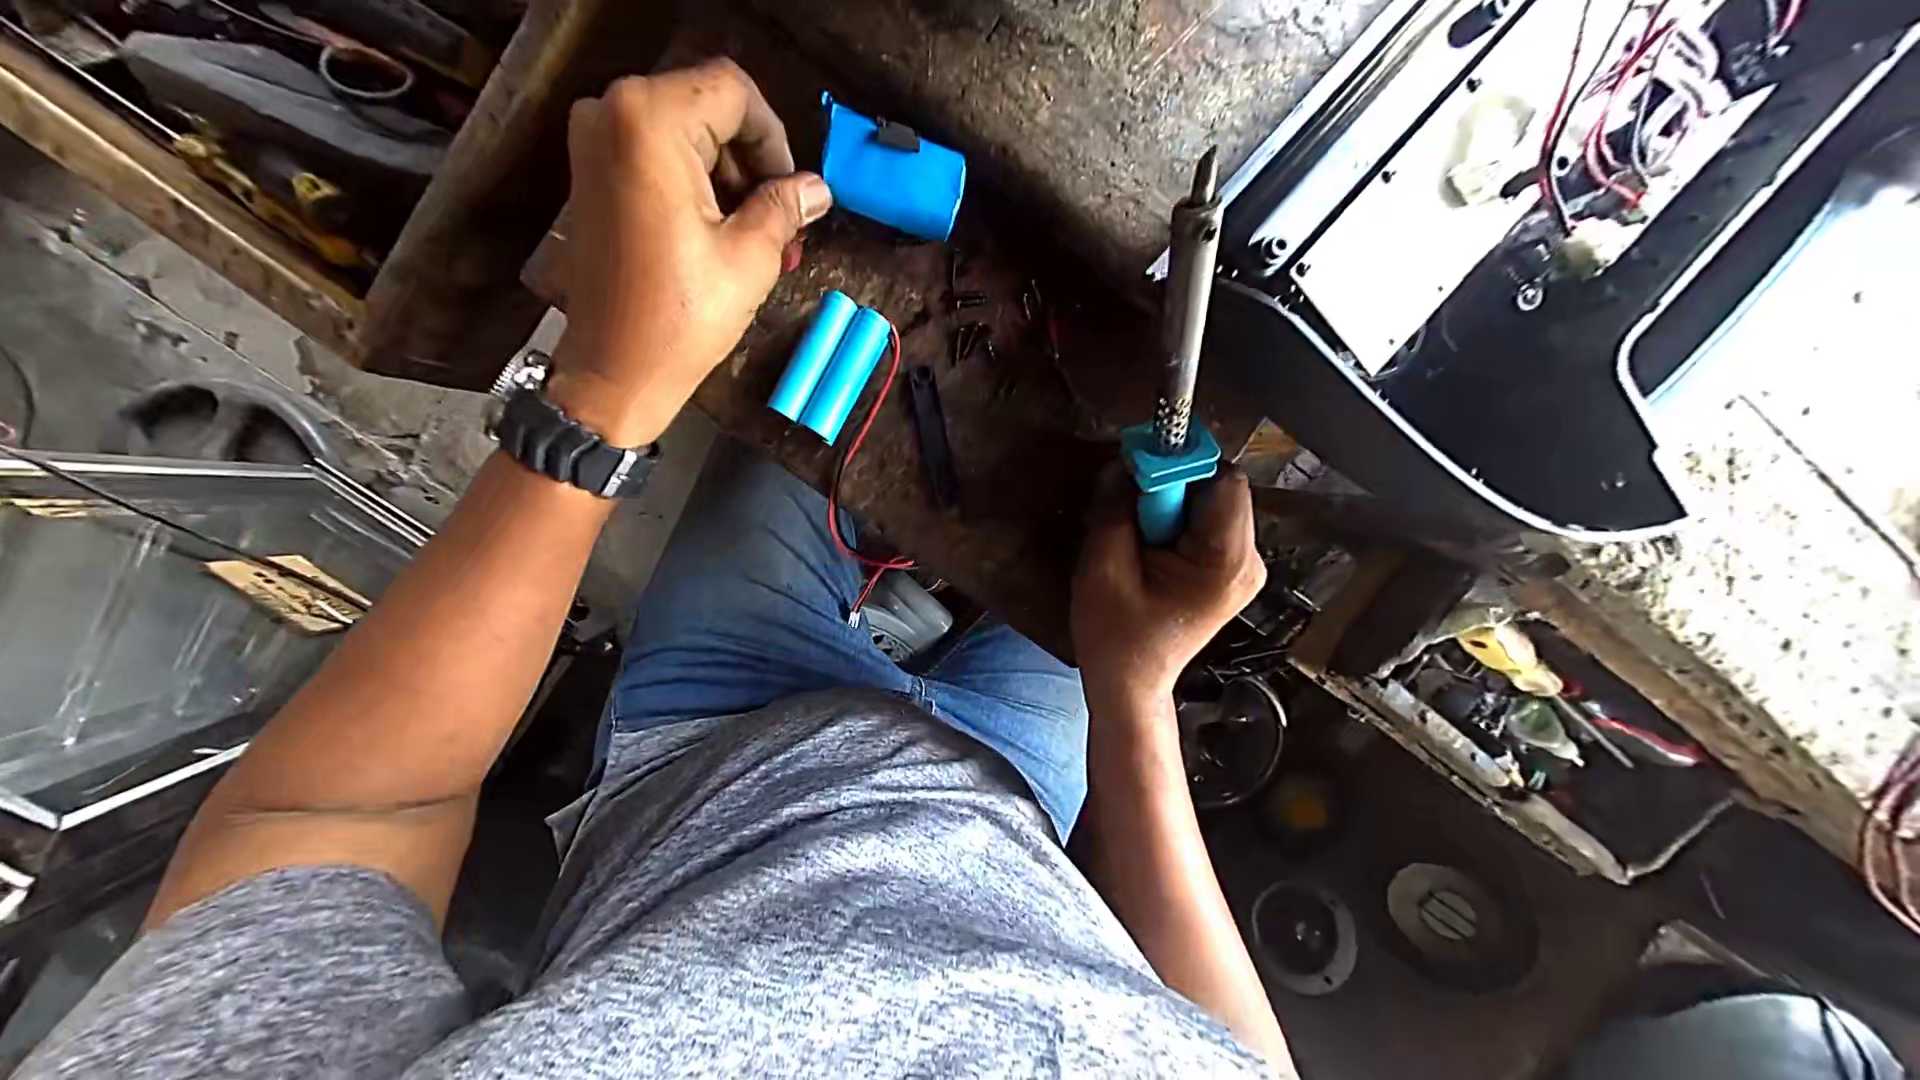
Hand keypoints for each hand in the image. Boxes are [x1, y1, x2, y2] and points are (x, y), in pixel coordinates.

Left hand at [548, 59, 832, 445]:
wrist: (617, 370)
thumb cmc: (683, 317)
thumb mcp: (751, 259)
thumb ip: (785, 208)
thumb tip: (818, 189)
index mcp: (650, 122)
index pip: (733, 91)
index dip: (776, 139)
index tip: (793, 192)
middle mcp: (612, 114)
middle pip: (708, 109)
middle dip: (754, 163)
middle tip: (784, 224)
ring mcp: (595, 144)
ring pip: (686, 135)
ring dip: (731, 180)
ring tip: (761, 240)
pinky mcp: (593, 176)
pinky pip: (659, 159)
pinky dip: (698, 187)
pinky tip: (724, 236)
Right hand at [1071, 464, 1265, 706]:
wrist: (1129, 684)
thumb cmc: (1115, 637)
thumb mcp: (1102, 568)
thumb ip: (1114, 508)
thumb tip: (1122, 462)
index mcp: (1226, 563)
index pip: (1223, 480)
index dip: (1180, 465)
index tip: (1138, 469)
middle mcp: (1248, 561)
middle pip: (1218, 489)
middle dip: (1170, 488)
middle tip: (1130, 510)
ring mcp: (1242, 567)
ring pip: (1209, 503)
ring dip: (1168, 506)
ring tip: (1136, 537)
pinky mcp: (1227, 571)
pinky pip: (1205, 524)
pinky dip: (1173, 522)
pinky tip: (1148, 548)